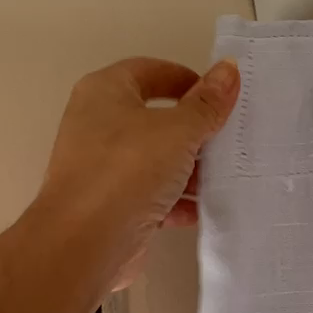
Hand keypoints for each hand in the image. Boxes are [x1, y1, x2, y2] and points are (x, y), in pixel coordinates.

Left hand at [31, 56, 240, 290]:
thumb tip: (228, 69)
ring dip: (188, 170)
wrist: (84, 243)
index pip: (149, 71)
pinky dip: (175, 201)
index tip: (220, 97)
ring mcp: (101, 168)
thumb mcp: (178, 131)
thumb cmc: (128, 169)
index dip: (186, 79)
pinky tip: (203, 210)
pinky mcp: (110, 206)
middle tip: (228, 138)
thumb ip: (206, 104)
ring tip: (223, 177)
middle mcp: (97, 125)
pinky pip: (149, 196)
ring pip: (154, 160)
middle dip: (193, 130)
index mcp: (104, 92)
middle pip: (154, 119)